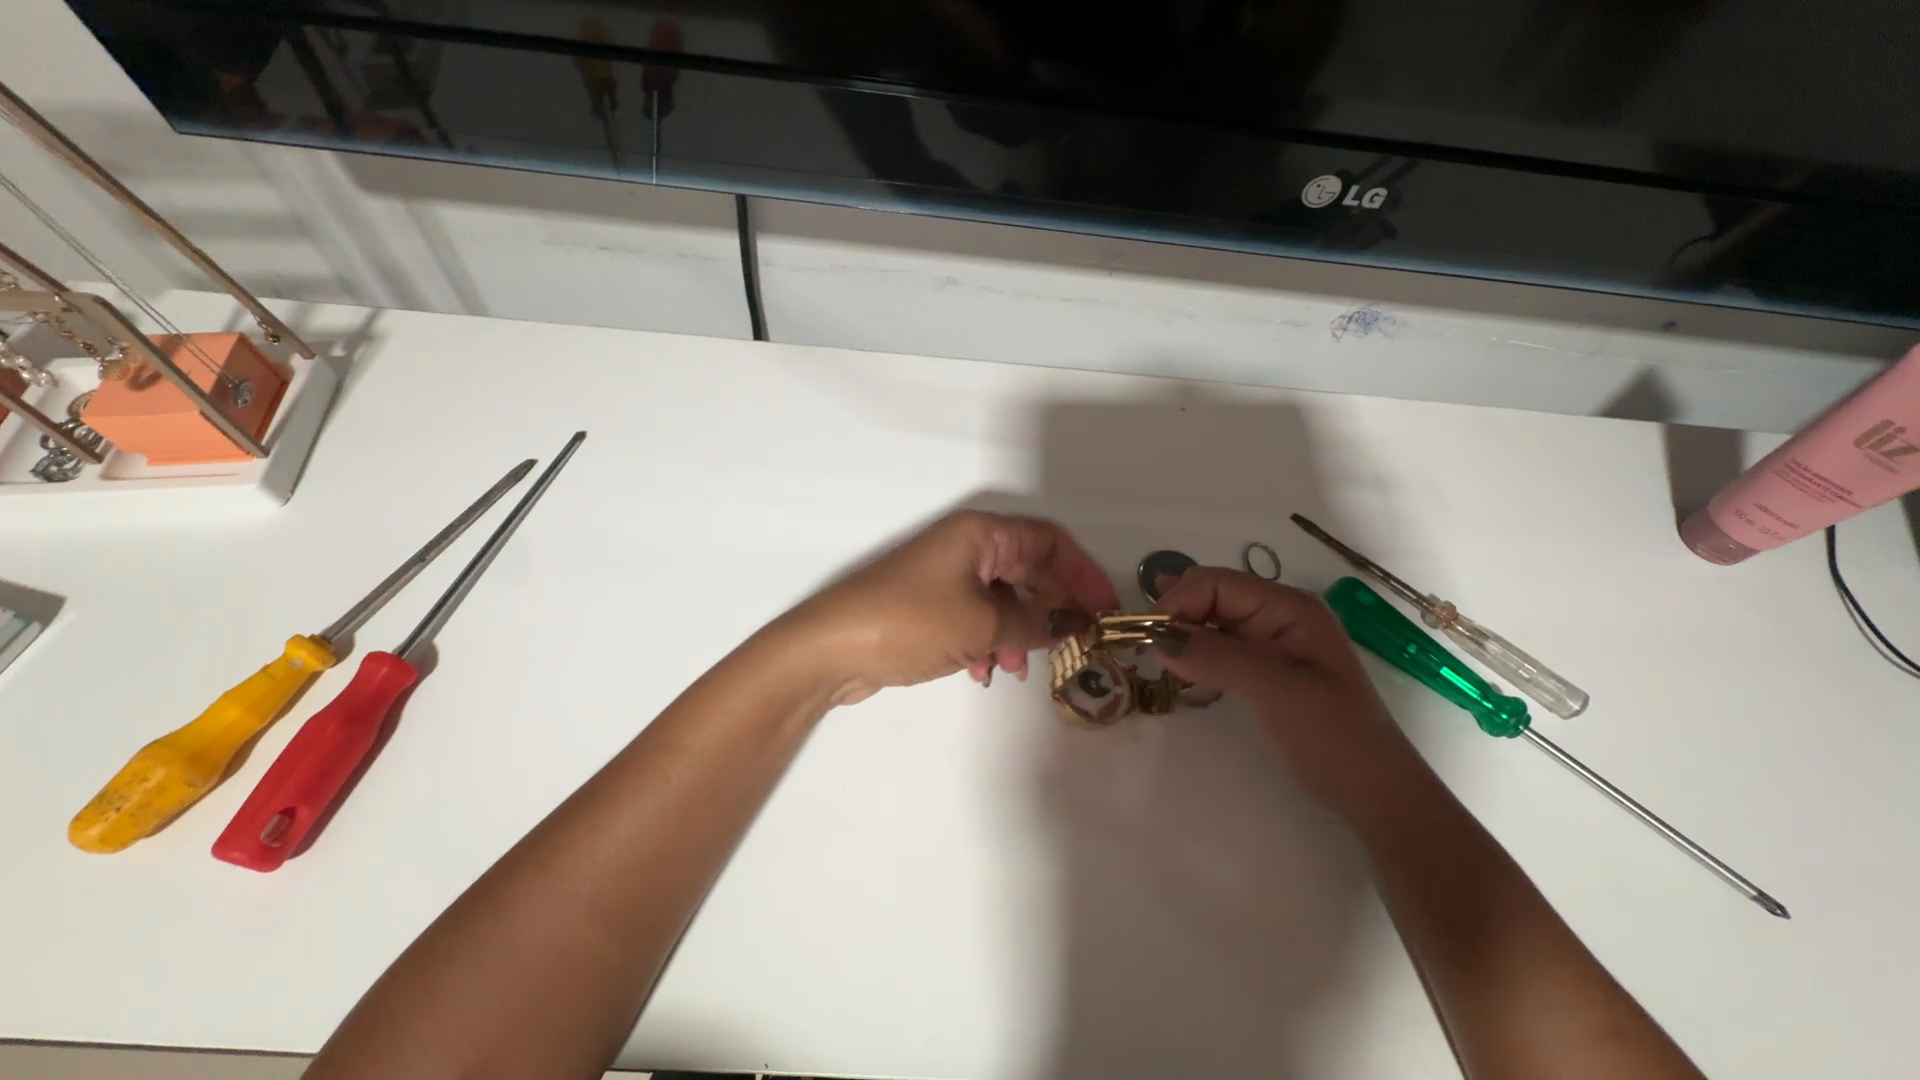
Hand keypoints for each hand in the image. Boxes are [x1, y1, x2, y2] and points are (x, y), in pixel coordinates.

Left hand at [788, 510, 1118, 704]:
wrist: (830, 650)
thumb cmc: (910, 622)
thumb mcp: (983, 623)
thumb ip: (1036, 621)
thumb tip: (1074, 622)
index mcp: (981, 534)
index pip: (1050, 541)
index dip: (1083, 572)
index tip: (1106, 608)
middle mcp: (966, 548)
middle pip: (1029, 570)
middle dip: (1053, 607)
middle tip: (1074, 642)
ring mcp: (945, 577)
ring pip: (1004, 598)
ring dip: (1019, 631)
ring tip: (1017, 668)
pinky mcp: (929, 607)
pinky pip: (977, 618)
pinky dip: (988, 642)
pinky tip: (983, 673)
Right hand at [1154, 567, 1435, 824]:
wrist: (1377, 794)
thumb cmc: (1334, 738)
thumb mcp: (1276, 692)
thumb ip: (1218, 657)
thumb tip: (1158, 636)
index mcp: (1289, 607)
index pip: (1217, 583)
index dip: (1178, 602)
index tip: (1147, 639)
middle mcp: (1280, 615)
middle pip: (1212, 596)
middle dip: (1176, 614)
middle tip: (1143, 649)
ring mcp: (1275, 643)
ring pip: (1213, 621)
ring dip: (1183, 632)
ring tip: (1152, 655)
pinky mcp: (1268, 670)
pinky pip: (1222, 646)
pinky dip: (1197, 652)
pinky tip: (1179, 668)